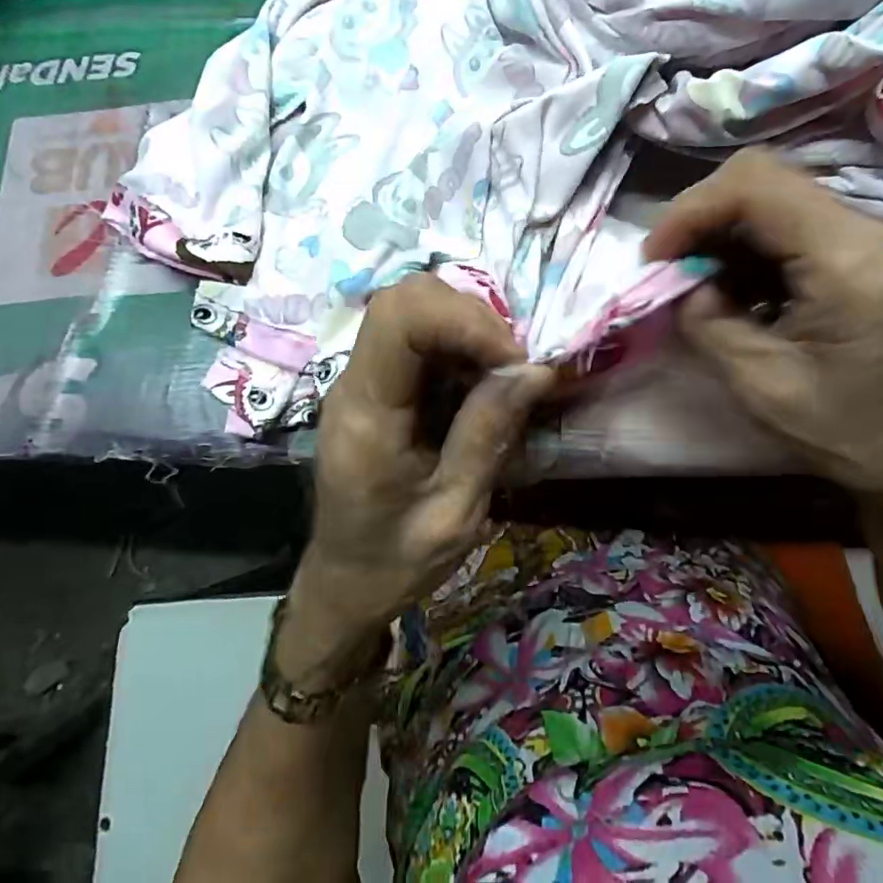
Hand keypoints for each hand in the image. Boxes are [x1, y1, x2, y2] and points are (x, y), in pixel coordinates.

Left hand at [280, 274, 554, 688]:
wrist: (346, 582)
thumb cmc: (397, 561)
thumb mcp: (456, 511)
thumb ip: (489, 434)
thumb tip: (536, 368)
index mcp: (367, 413)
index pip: (398, 319)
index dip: (464, 319)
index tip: (514, 360)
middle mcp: (356, 383)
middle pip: (405, 300)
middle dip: (471, 318)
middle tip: (515, 367)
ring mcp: (363, 381)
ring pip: (415, 312)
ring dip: (470, 331)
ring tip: (505, 379)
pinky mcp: (378, 388)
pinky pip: (419, 342)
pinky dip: (461, 349)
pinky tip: (483, 387)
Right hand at [643, 148, 882, 505]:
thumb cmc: (840, 429)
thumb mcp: (757, 382)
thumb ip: (707, 321)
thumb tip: (680, 283)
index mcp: (848, 261)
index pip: (756, 187)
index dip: (690, 211)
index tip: (654, 259)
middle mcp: (865, 230)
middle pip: (761, 178)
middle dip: (699, 216)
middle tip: (668, 268)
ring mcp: (863, 235)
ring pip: (768, 193)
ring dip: (717, 230)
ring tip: (693, 281)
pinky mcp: (854, 249)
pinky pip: (783, 220)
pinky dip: (740, 244)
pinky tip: (729, 287)